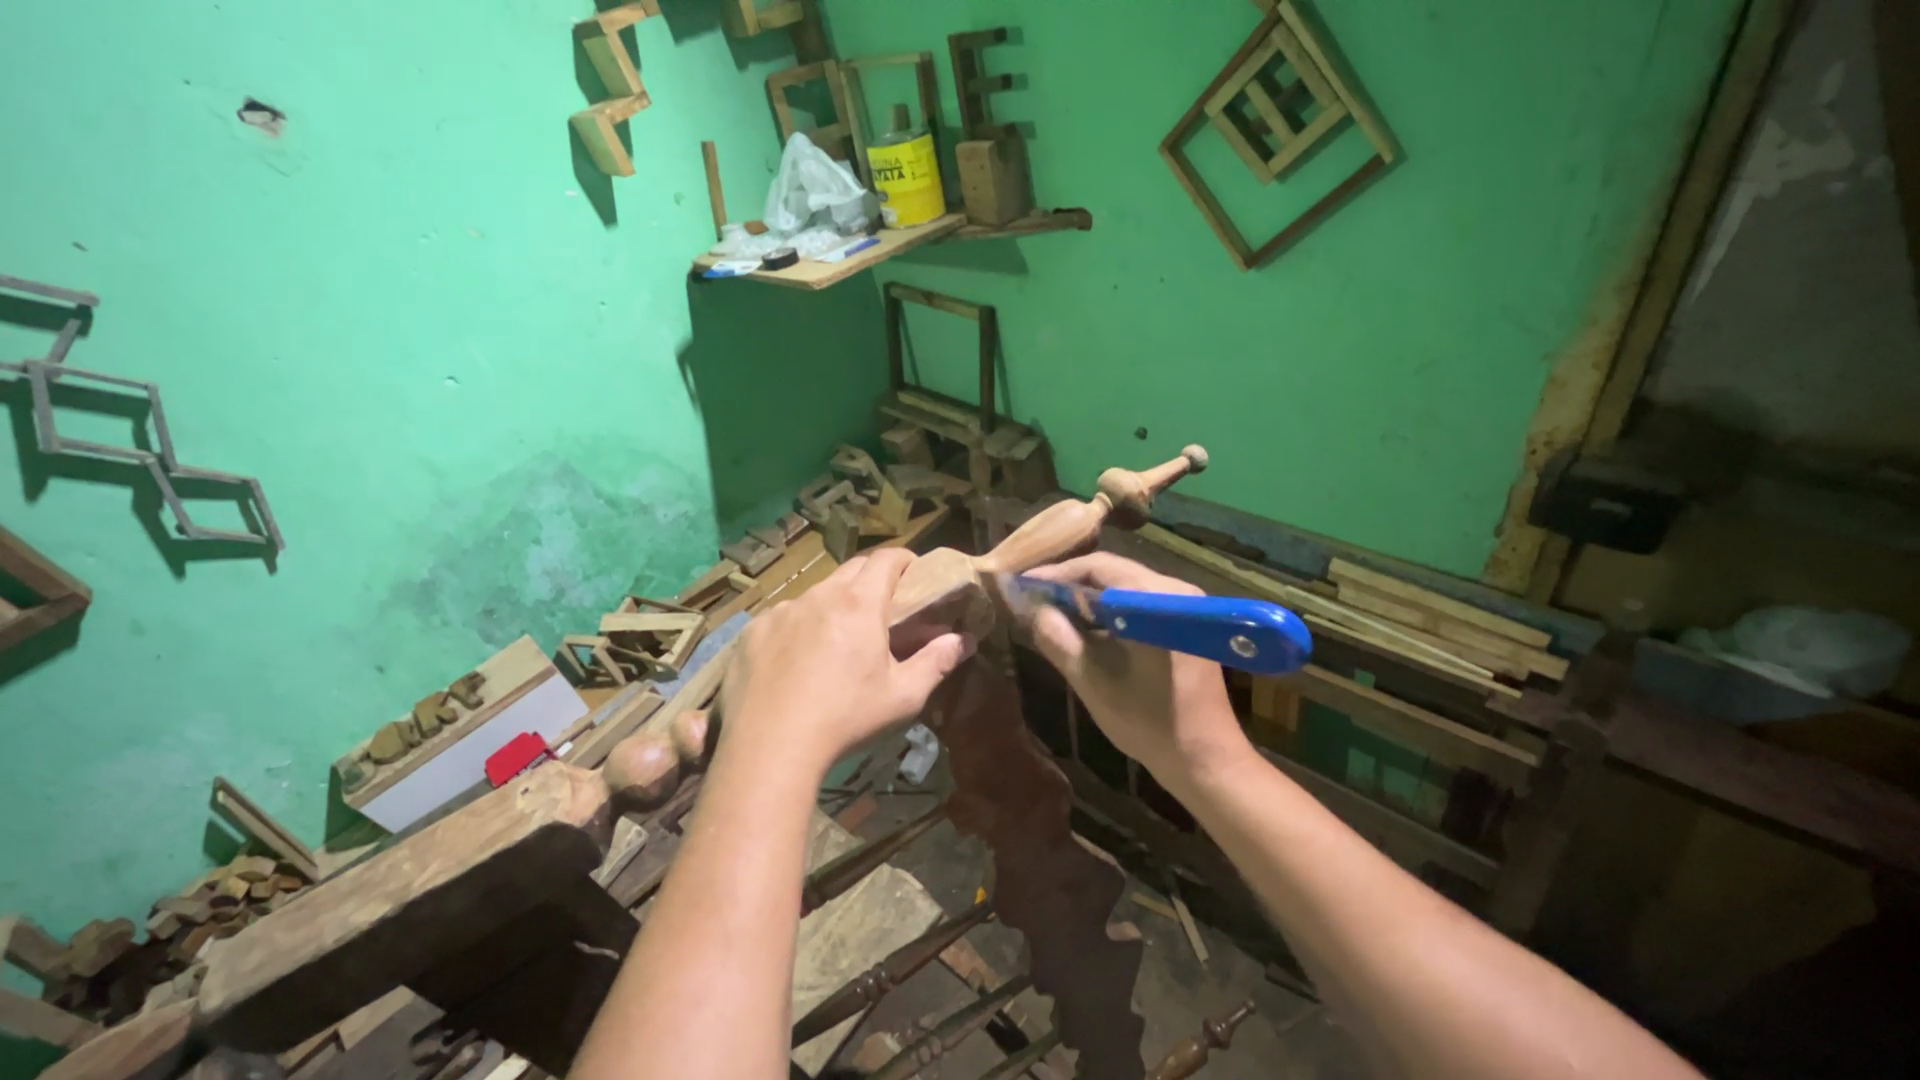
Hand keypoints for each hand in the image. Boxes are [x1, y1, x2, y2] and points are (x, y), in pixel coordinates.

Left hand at [719, 548, 973, 777]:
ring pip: (815, 595)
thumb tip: (963, 640)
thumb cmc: (846, 719)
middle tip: (883, 608)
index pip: (886, 559)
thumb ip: (936, 662)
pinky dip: (797, 629)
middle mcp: (818, 596)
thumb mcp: (903, 697)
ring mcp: (780, 612)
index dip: (904, 560)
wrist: (769, 747)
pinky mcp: (752, 632)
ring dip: (833, 605)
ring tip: (837, 640)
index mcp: (859, 604)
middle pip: (851, 569)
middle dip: (872, 579)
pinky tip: (796, 663)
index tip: (914, 574)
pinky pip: (782, 619)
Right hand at [1019, 553, 1248, 787]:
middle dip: (1070, 584)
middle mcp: (1176, 591)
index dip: (1057, 573)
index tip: (1023, 585)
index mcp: (1156, 600)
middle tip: (1034, 599)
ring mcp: (1186, 605)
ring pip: (1125, 586)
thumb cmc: (1149, 722)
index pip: (1098, 567)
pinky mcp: (1187, 622)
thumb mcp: (1093, 682)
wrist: (1204, 757)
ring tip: (1053, 612)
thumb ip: (1060, 640)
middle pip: (1113, 572)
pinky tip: (1086, 627)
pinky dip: (1110, 610)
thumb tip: (1036, 610)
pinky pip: (1139, 602)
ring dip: (1089, 598)